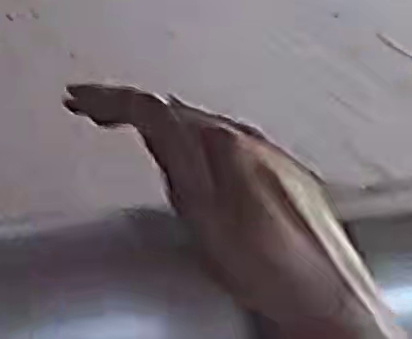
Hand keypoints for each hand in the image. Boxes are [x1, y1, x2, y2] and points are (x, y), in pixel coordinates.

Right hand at [65, 84, 402, 338]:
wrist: (334, 314)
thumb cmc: (268, 273)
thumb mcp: (195, 208)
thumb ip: (166, 152)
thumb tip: (142, 115)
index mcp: (219, 139)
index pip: (146, 104)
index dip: (104, 97)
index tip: (77, 98)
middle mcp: (247, 140)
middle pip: (170, 109)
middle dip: (126, 105)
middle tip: (92, 107)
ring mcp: (271, 158)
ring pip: (197, 123)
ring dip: (158, 120)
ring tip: (127, 123)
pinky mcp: (288, 179)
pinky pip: (225, 141)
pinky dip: (191, 137)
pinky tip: (184, 150)